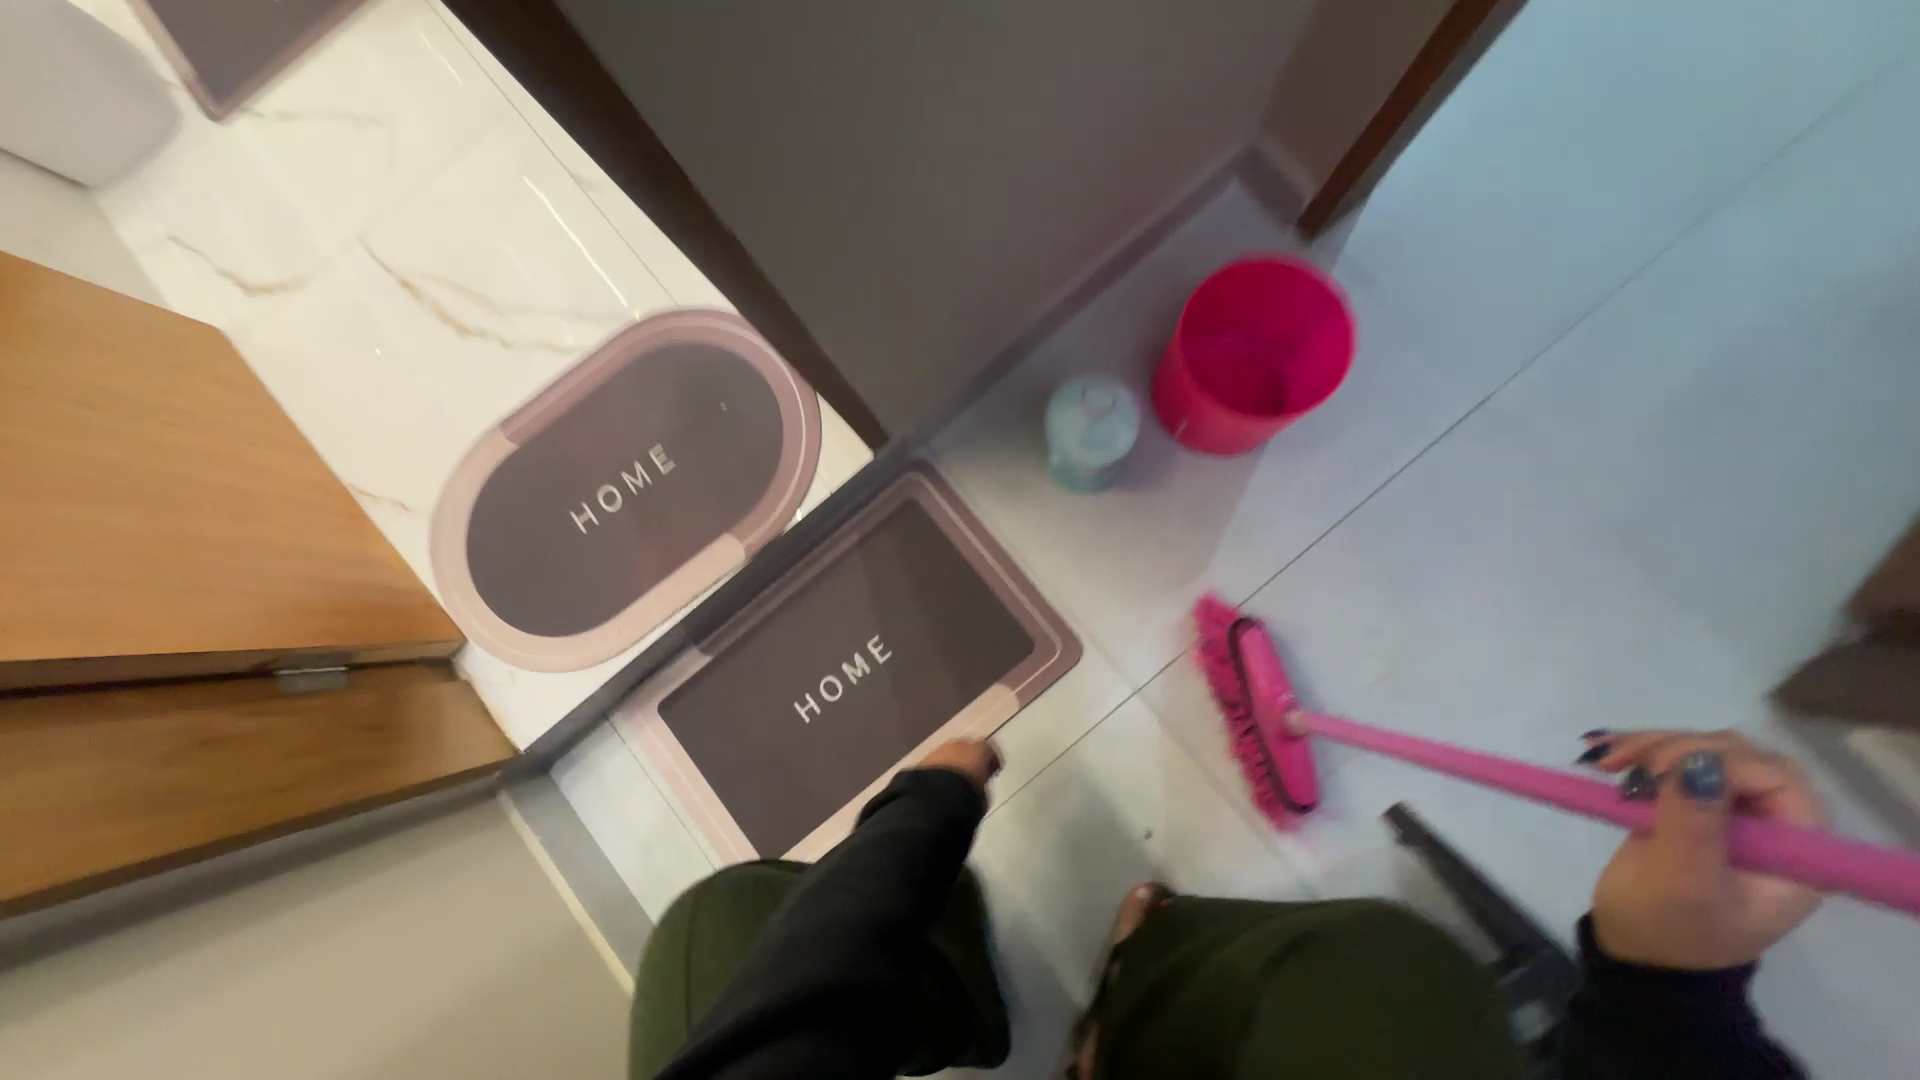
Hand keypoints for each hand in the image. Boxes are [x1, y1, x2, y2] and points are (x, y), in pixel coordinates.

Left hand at [917, 738, 1001, 793]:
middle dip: (969, 759)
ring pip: (950, 754)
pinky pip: (937, 762)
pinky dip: (939, 770)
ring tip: (953, 781)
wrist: (936, 796)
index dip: (991, 762)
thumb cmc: (968, 795)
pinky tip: (939, 783)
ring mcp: (940, 749)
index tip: (991, 773)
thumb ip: (983, 785)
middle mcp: (961, 744)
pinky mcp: (924, 758)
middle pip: (968, 748)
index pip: (990, 751)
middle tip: (971, 775)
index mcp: (981, 749)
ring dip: (952, 764)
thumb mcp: (984, 795)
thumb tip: (979, 787)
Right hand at [1581, 729, 1824, 969]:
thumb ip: (1695, 824)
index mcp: (1792, 849)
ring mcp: (1726, 813)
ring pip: (1699, 751)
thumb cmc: (1672, 927)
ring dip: (1649, 746)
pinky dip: (1636, 752)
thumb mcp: (1684, 882)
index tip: (1656, 772)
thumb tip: (1698, 764)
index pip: (1776, 778)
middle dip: (1675, 748)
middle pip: (1736, 755)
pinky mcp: (1687, 807)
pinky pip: (1670, 763)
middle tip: (1622, 763)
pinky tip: (1602, 757)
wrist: (1639, 952)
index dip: (1720, 762)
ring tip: (1602, 761)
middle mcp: (1769, 825)